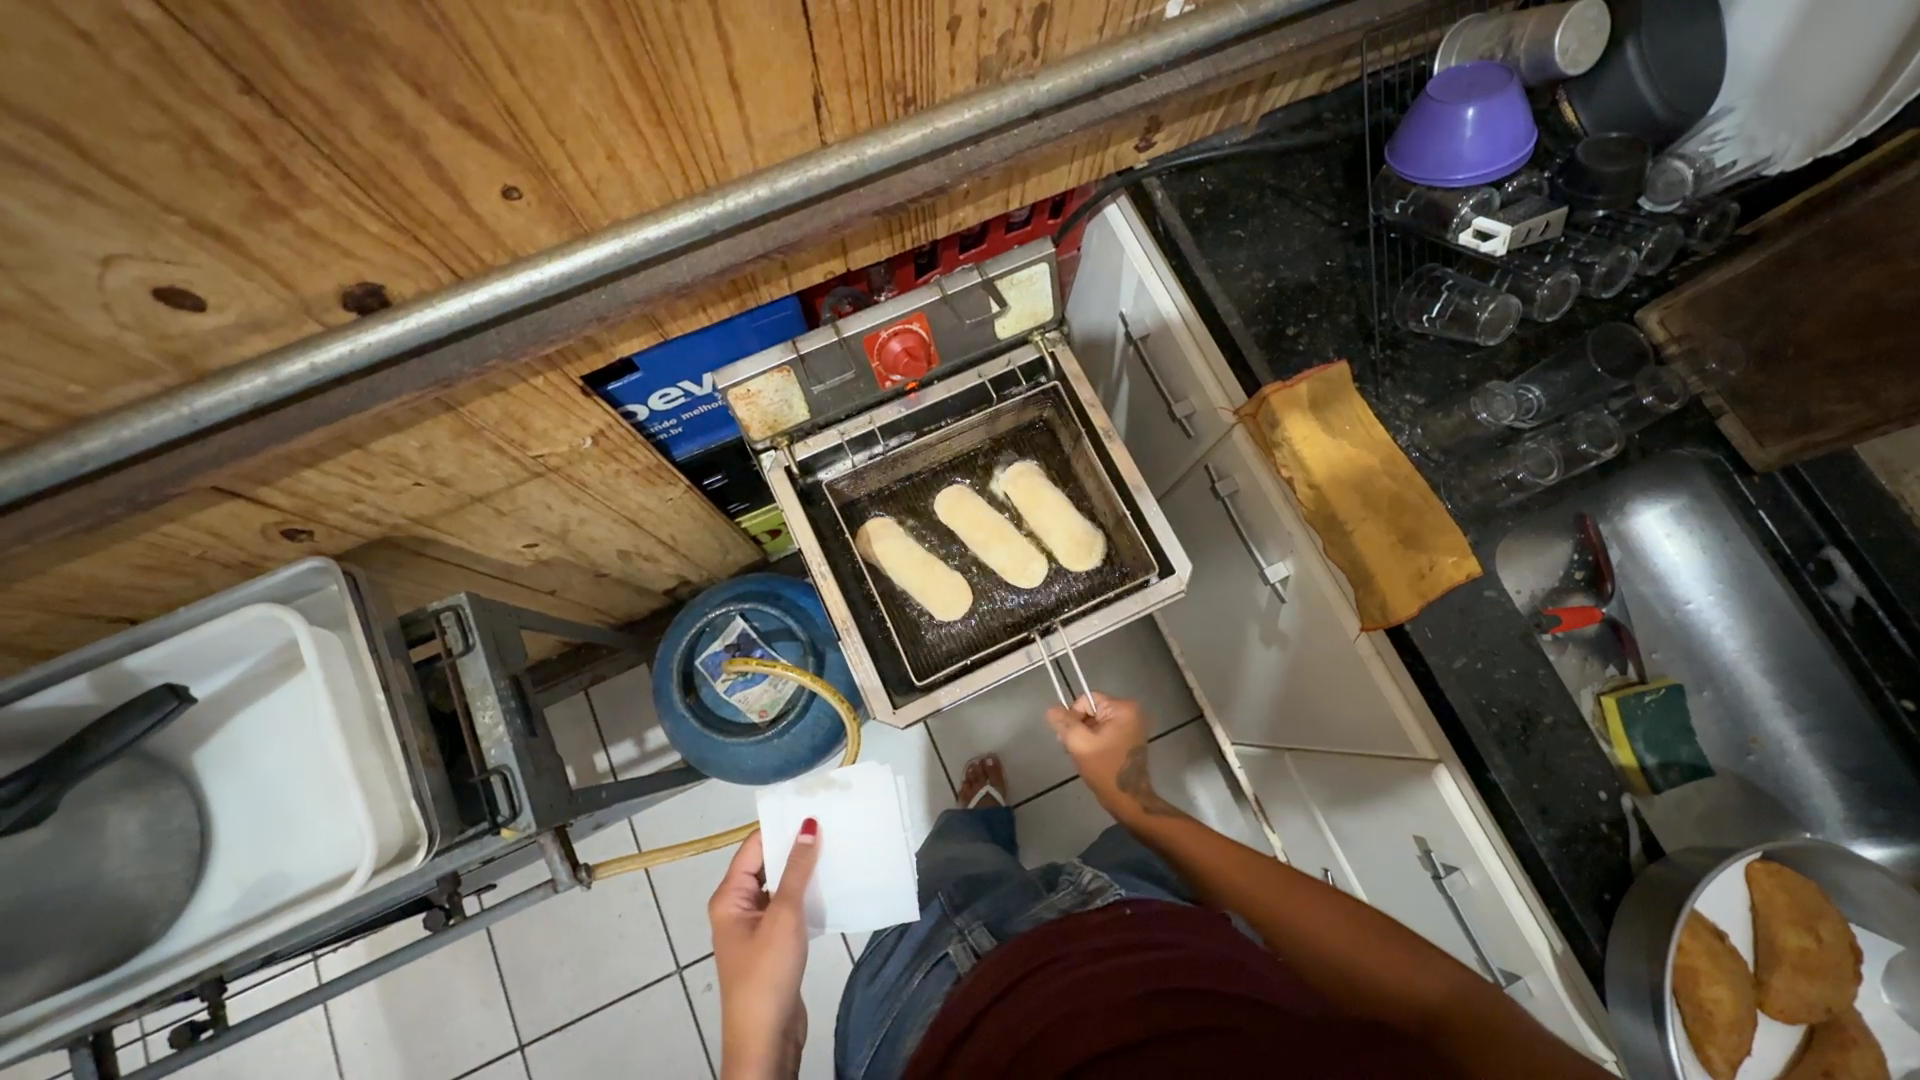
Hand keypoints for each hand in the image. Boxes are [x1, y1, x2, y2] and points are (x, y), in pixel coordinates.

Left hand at [709, 822, 820, 1079]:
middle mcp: (738, 907)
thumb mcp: (784, 915)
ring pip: (780, 887)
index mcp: (729, 896)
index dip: (781, 826)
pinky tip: (832, 887)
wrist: (766, 1037)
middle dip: (795, 847)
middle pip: (766, 865)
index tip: (813, 807)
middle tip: (832, 824)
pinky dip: (807, 897)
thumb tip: (807, 824)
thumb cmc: (767, 972)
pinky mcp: (773, 945)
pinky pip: (789, 908)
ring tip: (837, 848)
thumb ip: (796, 868)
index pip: (754, 847)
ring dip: (804, 872)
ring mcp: (755, 927)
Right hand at [1045, 693, 1180, 821]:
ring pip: (1095, 722)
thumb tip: (1052, 709)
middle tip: (1073, 748)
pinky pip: (1104, 731)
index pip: (1086, 700)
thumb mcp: (1079, 743)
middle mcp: (1130, 712)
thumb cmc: (1104, 769)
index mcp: (1122, 708)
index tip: (1070, 738)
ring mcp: (1131, 726)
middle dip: (1078, 727)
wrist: (1127, 799)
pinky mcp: (1129, 738)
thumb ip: (1063, 722)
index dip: (1073, 716)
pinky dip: (1094, 741)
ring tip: (1081, 754)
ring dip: (1084, 736)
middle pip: (1091, 710)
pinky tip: (1090, 756)